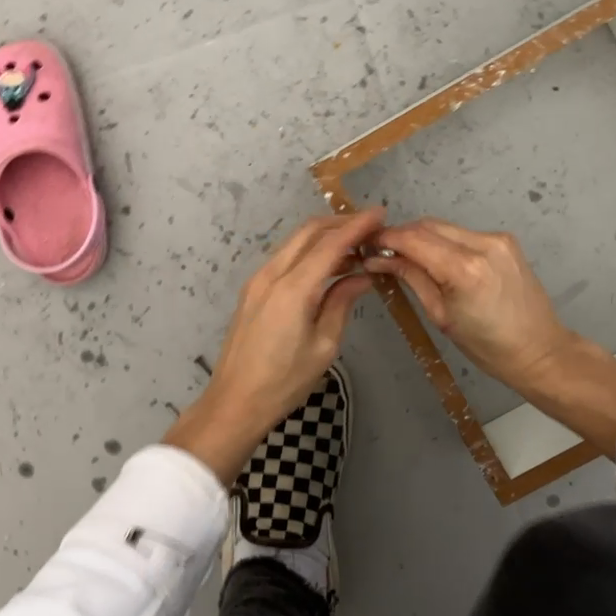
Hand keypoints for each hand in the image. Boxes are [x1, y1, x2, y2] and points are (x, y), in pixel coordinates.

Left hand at [164, 207, 383, 483]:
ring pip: (295, 242)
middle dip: (341, 224)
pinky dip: (309, 252)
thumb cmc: (284, 382)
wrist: (235, 402)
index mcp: (293, 288)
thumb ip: (341, 303)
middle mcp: (272, 274)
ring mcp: (258, 280)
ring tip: (356, 247)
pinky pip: (285, 258)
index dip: (357, 226)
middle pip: (309, 232)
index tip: (380, 214)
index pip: (330, 244)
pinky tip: (329, 266)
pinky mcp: (253, 290)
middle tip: (371, 229)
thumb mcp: (323, 345)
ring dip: (324, 237)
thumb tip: (362, 276)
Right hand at [367, 217, 615, 456]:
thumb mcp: (441, 315)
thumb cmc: (487, 346)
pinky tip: (437, 261)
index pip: (413, 238)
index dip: (385, 238)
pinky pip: (463, 234)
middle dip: (401, 235)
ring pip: (444, 227)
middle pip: (428, 225)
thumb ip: (411, 278)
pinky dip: (444, 242)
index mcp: (464, 269)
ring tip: (405, 258)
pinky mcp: (505, 240)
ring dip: (421, 237)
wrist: (540, 350)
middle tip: (380, 252)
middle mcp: (482, 244)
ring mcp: (497, 239)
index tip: (365, 245)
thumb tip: (377, 259)